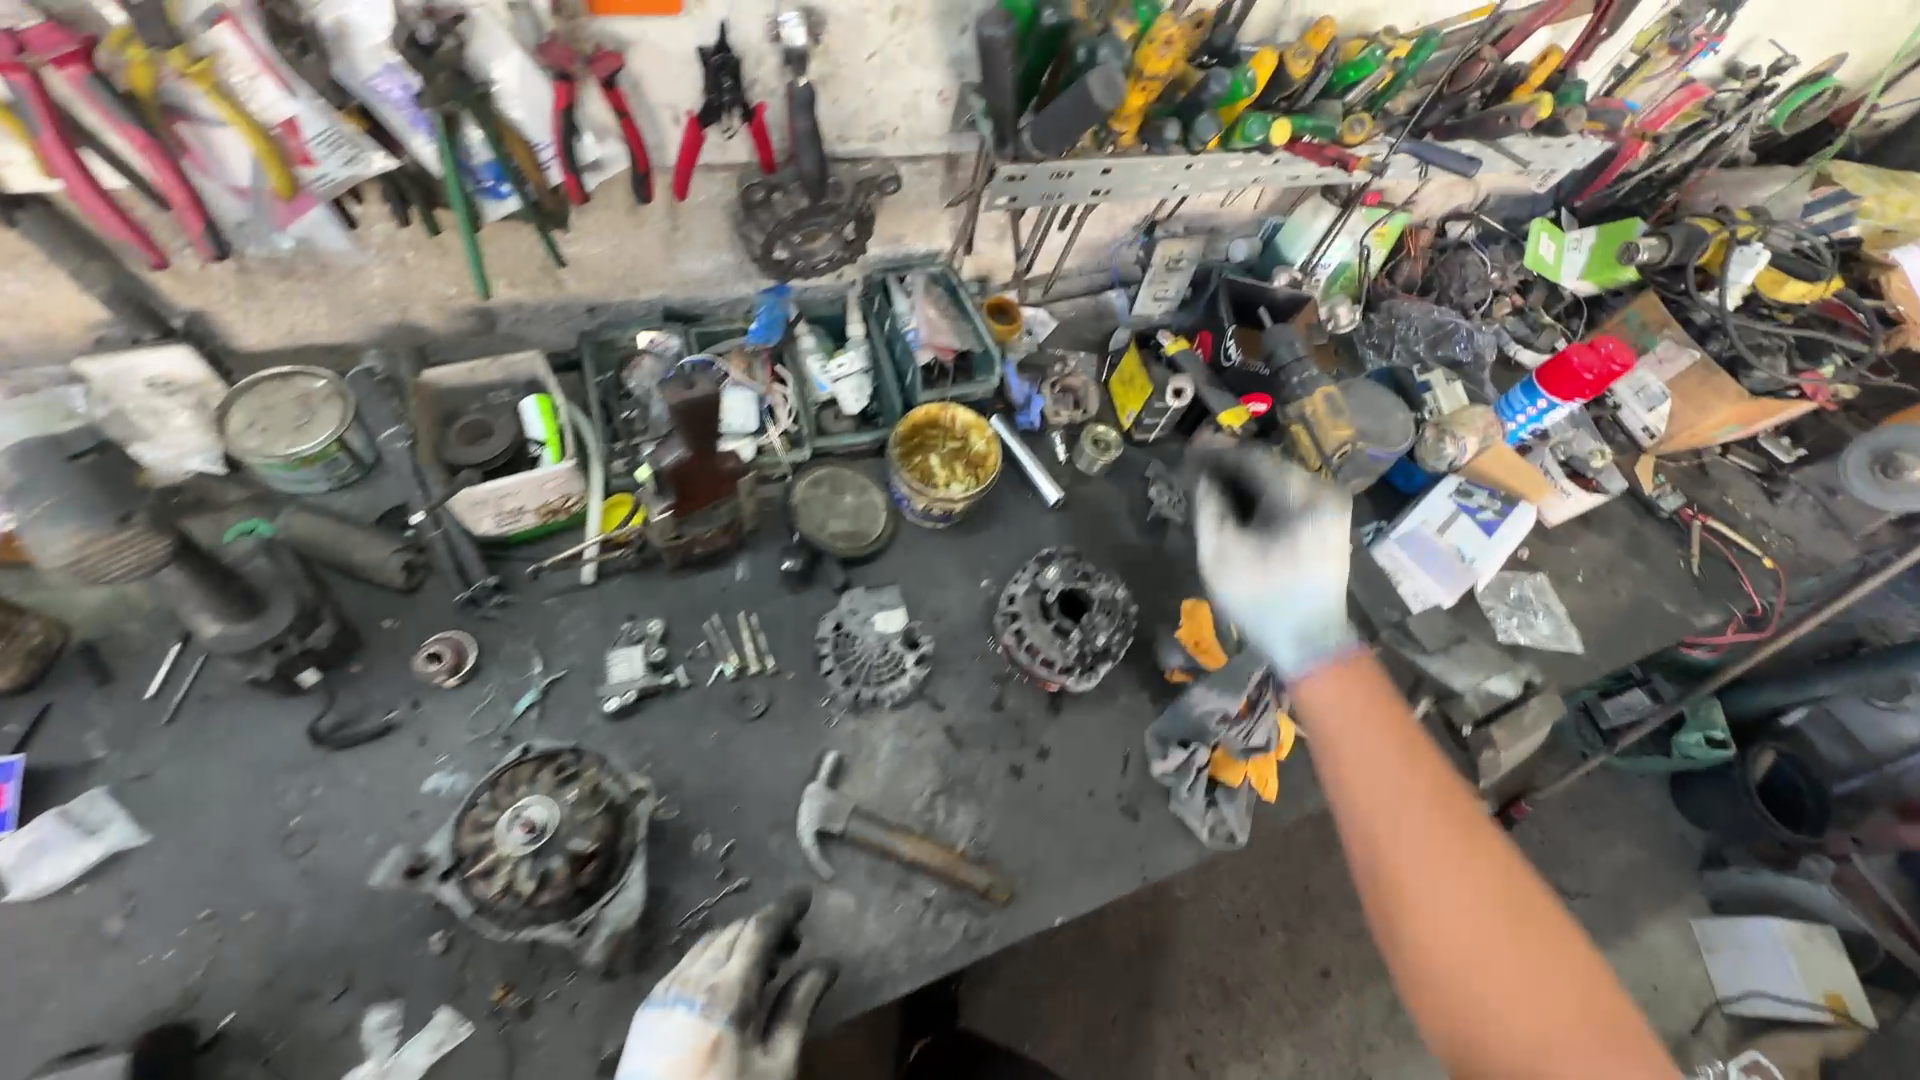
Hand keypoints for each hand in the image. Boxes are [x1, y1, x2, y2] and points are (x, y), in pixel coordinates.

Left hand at [616, 892, 835, 1079]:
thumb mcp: (775, 1067)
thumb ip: (797, 1009)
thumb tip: (826, 965)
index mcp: (727, 991)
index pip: (760, 928)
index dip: (785, 909)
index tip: (807, 897)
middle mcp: (692, 979)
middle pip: (734, 930)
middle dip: (766, 927)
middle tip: (794, 945)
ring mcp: (664, 991)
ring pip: (708, 943)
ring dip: (739, 940)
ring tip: (764, 965)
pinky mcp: (647, 1009)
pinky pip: (686, 963)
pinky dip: (713, 956)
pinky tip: (726, 982)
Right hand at [1192, 449, 1358, 681]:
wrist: (1309, 643)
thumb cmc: (1262, 601)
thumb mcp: (1220, 555)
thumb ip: (1209, 508)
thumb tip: (1203, 478)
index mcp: (1303, 497)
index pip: (1254, 458)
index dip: (1218, 451)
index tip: (1190, 446)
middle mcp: (1324, 493)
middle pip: (1269, 466)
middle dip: (1231, 464)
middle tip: (1197, 463)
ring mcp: (1330, 509)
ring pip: (1279, 480)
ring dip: (1246, 480)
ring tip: (1211, 479)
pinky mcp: (1328, 524)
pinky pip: (1289, 497)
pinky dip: (1262, 496)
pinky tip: (1238, 500)